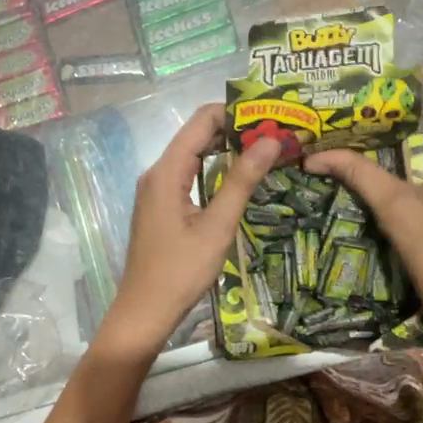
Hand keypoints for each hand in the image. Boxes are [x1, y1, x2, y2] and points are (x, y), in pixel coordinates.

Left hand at [98, 104, 281, 359]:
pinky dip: (214, 171)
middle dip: (236, 130)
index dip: (236, 112)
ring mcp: (155, 190)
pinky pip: (188, 176)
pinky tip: (241, 178)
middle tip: (278, 134)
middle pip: (197, 135)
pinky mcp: (160, 207)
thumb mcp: (217, 226)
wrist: (145, 310)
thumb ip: (241, 181)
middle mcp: (156, 173)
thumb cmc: (180, 271)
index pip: (201, 121)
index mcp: (166, 172)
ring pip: (193, 156)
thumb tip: (270, 140)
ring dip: (227, 151)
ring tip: (268, 151)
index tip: (273, 115)